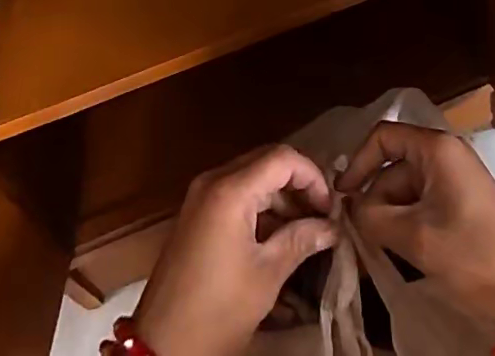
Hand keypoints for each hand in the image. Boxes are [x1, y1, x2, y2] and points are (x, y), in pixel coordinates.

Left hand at [134, 145, 337, 355]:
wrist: (162, 344)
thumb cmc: (218, 308)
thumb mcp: (266, 275)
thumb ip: (301, 240)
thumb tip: (332, 227)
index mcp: (230, 190)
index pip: (282, 158)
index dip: (312, 176)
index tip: (330, 208)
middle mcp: (214, 180)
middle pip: (267, 160)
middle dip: (298, 183)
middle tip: (322, 215)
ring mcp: (202, 194)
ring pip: (252, 175)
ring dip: (281, 194)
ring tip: (306, 227)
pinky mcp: (198, 211)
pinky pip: (236, 191)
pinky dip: (261, 204)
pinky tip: (279, 233)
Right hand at [336, 121, 494, 329]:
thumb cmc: (471, 253)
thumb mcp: (415, 236)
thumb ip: (373, 217)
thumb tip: (349, 209)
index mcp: (436, 148)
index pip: (383, 137)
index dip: (359, 162)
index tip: (343, 195)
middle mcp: (444, 154)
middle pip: (392, 167)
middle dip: (373, 198)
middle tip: (356, 233)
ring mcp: (454, 178)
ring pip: (404, 188)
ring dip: (388, 215)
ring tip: (376, 246)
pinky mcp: (460, 201)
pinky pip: (421, 202)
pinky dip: (405, 222)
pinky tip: (396, 247)